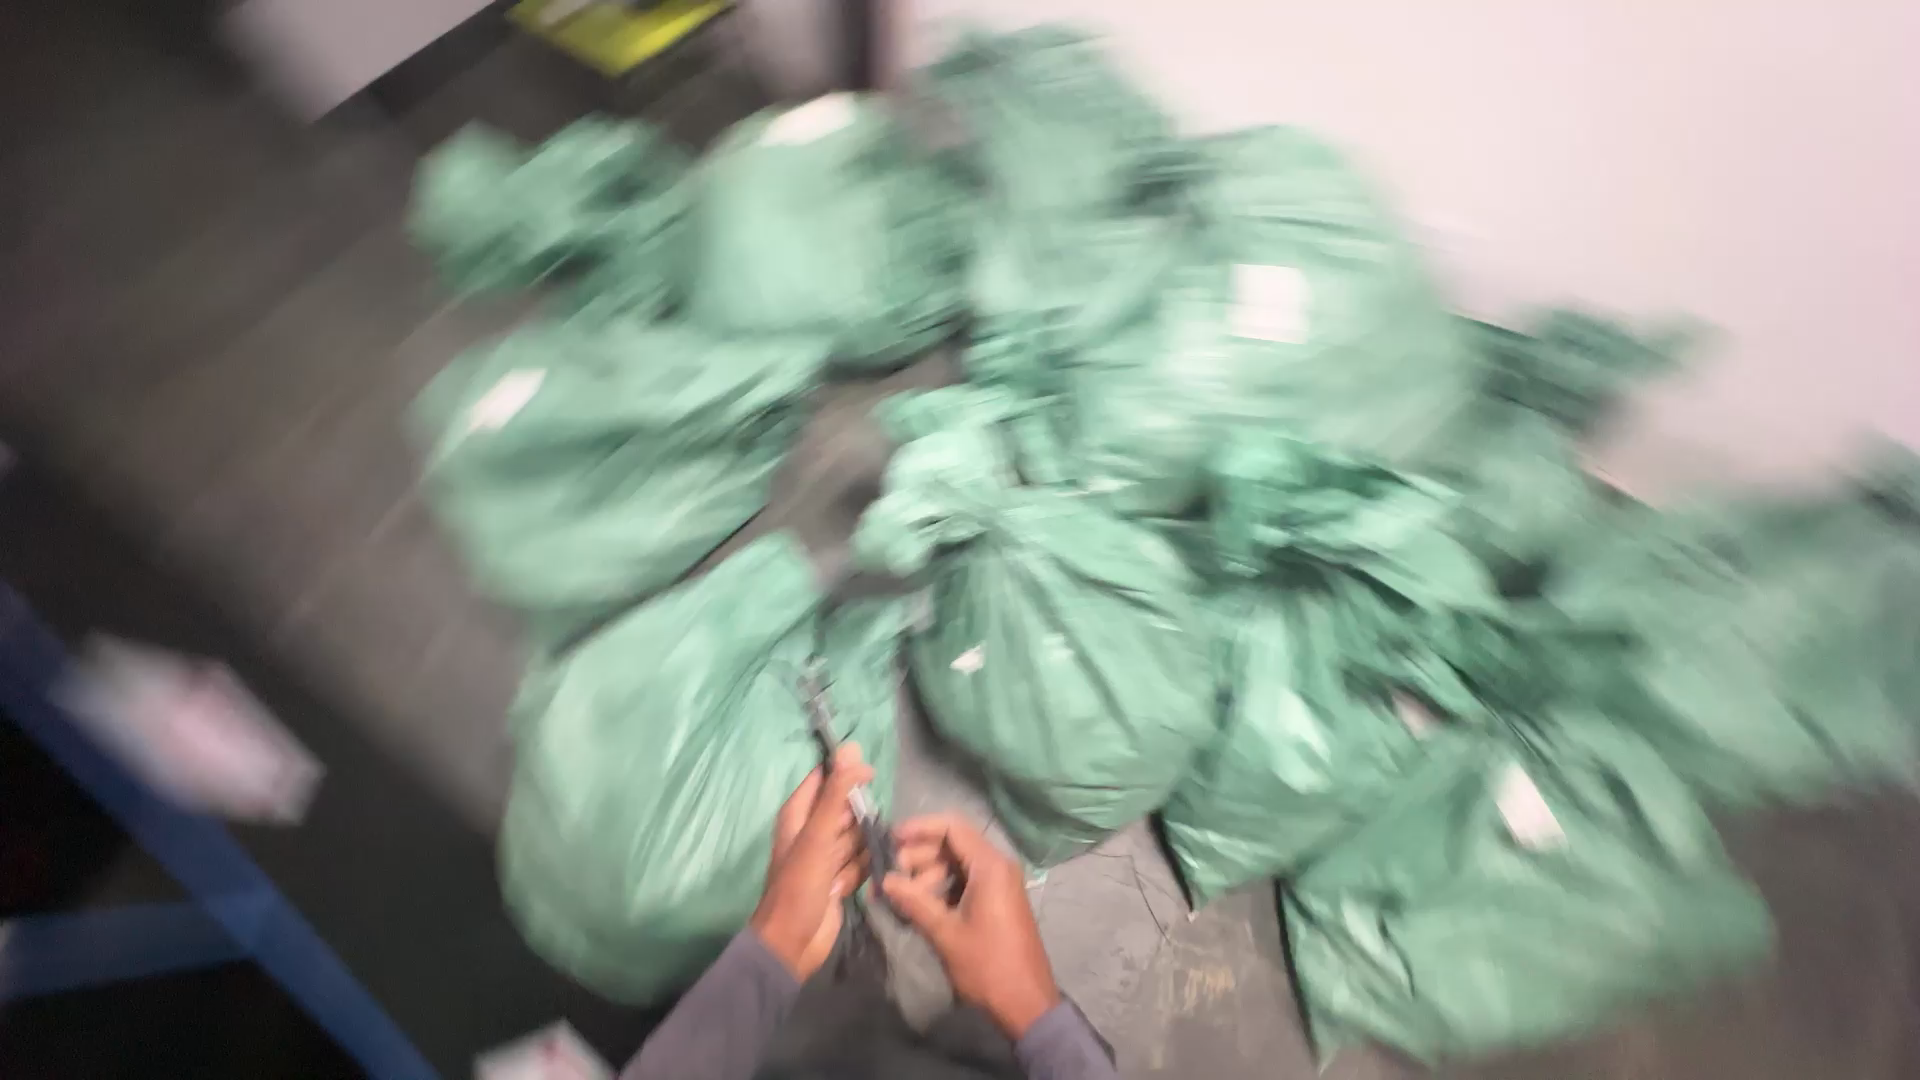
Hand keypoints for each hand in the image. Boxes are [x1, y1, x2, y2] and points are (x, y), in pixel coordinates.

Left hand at [749, 744, 873, 980]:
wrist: (793, 945)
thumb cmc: (799, 885)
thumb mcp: (818, 835)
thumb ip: (836, 793)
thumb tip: (851, 749)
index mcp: (799, 814)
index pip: (826, 778)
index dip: (847, 772)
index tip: (871, 773)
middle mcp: (813, 830)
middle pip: (847, 808)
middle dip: (860, 817)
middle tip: (860, 831)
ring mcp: (828, 855)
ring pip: (858, 835)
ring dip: (863, 846)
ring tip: (854, 862)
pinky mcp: (842, 877)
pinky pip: (862, 860)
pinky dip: (862, 868)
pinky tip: (855, 880)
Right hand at [880, 814, 1060, 1038]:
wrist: (1026, 1004)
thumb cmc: (987, 965)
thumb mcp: (946, 932)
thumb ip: (914, 901)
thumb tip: (884, 880)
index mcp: (990, 865)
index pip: (952, 827)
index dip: (920, 828)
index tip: (892, 839)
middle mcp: (997, 865)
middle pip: (953, 844)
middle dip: (920, 855)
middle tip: (891, 875)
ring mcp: (999, 882)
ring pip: (957, 864)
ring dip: (928, 874)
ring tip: (901, 894)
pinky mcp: (997, 899)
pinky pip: (966, 880)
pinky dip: (942, 887)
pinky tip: (920, 904)